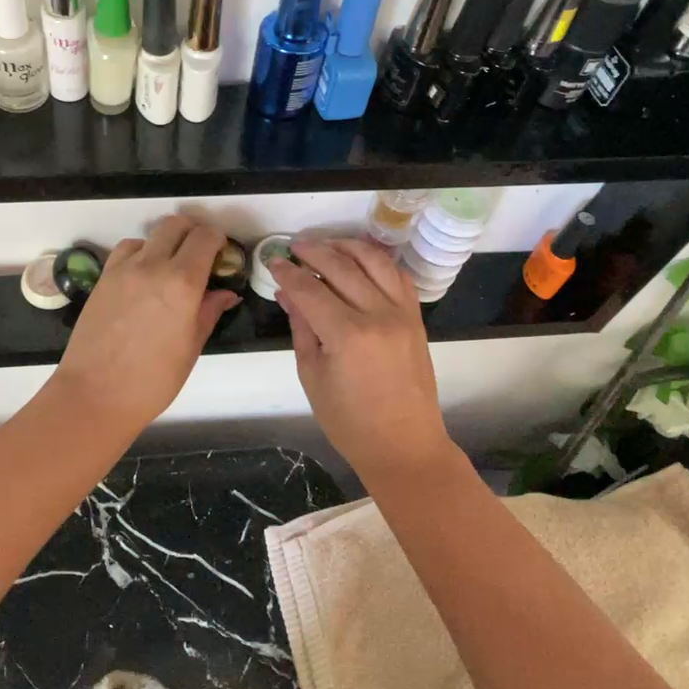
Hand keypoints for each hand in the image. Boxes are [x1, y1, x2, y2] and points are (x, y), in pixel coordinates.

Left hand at [51, 215, 240, 424]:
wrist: (95, 394)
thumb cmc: (152, 380)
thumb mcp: (191, 347)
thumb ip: (208, 312)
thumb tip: (225, 293)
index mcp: (182, 282)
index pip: (205, 238)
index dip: (217, 240)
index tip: (221, 255)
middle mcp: (152, 266)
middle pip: (175, 225)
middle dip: (192, 232)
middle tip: (200, 255)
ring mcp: (123, 269)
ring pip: (149, 236)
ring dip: (164, 243)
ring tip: (169, 269)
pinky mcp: (103, 279)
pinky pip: (125, 252)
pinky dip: (139, 254)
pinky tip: (143, 278)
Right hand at [271, 238, 454, 479]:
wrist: (403, 444)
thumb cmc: (349, 421)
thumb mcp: (312, 375)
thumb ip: (301, 327)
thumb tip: (287, 293)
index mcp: (347, 335)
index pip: (310, 290)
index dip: (288, 273)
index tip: (273, 261)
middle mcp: (378, 315)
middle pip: (341, 267)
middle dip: (313, 252)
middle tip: (294, 247)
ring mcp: (402, 314)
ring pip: (374, 261)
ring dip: (347, 247)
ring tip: (325, 244)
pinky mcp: (416, 318)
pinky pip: (397, 276)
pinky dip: (377, 261)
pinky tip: (358, 259)